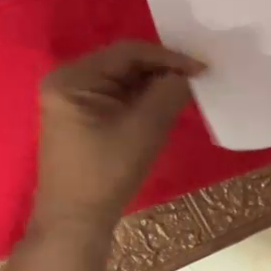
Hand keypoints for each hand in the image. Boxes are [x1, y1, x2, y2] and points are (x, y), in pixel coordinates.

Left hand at [30, 40, 203, 238]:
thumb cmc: (107, 171)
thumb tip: (187, 74)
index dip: (169, 56)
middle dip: (163, 68)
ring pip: (125, 78)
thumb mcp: (146, 127)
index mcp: (74, 78)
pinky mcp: (82, 114)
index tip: (202, 69)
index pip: (129, 51)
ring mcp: (73, 98)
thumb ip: (169, 92)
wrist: (77, 218)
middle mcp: (68, 80)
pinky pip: (119, 94)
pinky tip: (166, 104)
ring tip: (187, 90)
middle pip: (125, 61)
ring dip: (156, 83)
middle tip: (198, 78)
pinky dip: (144, 96)